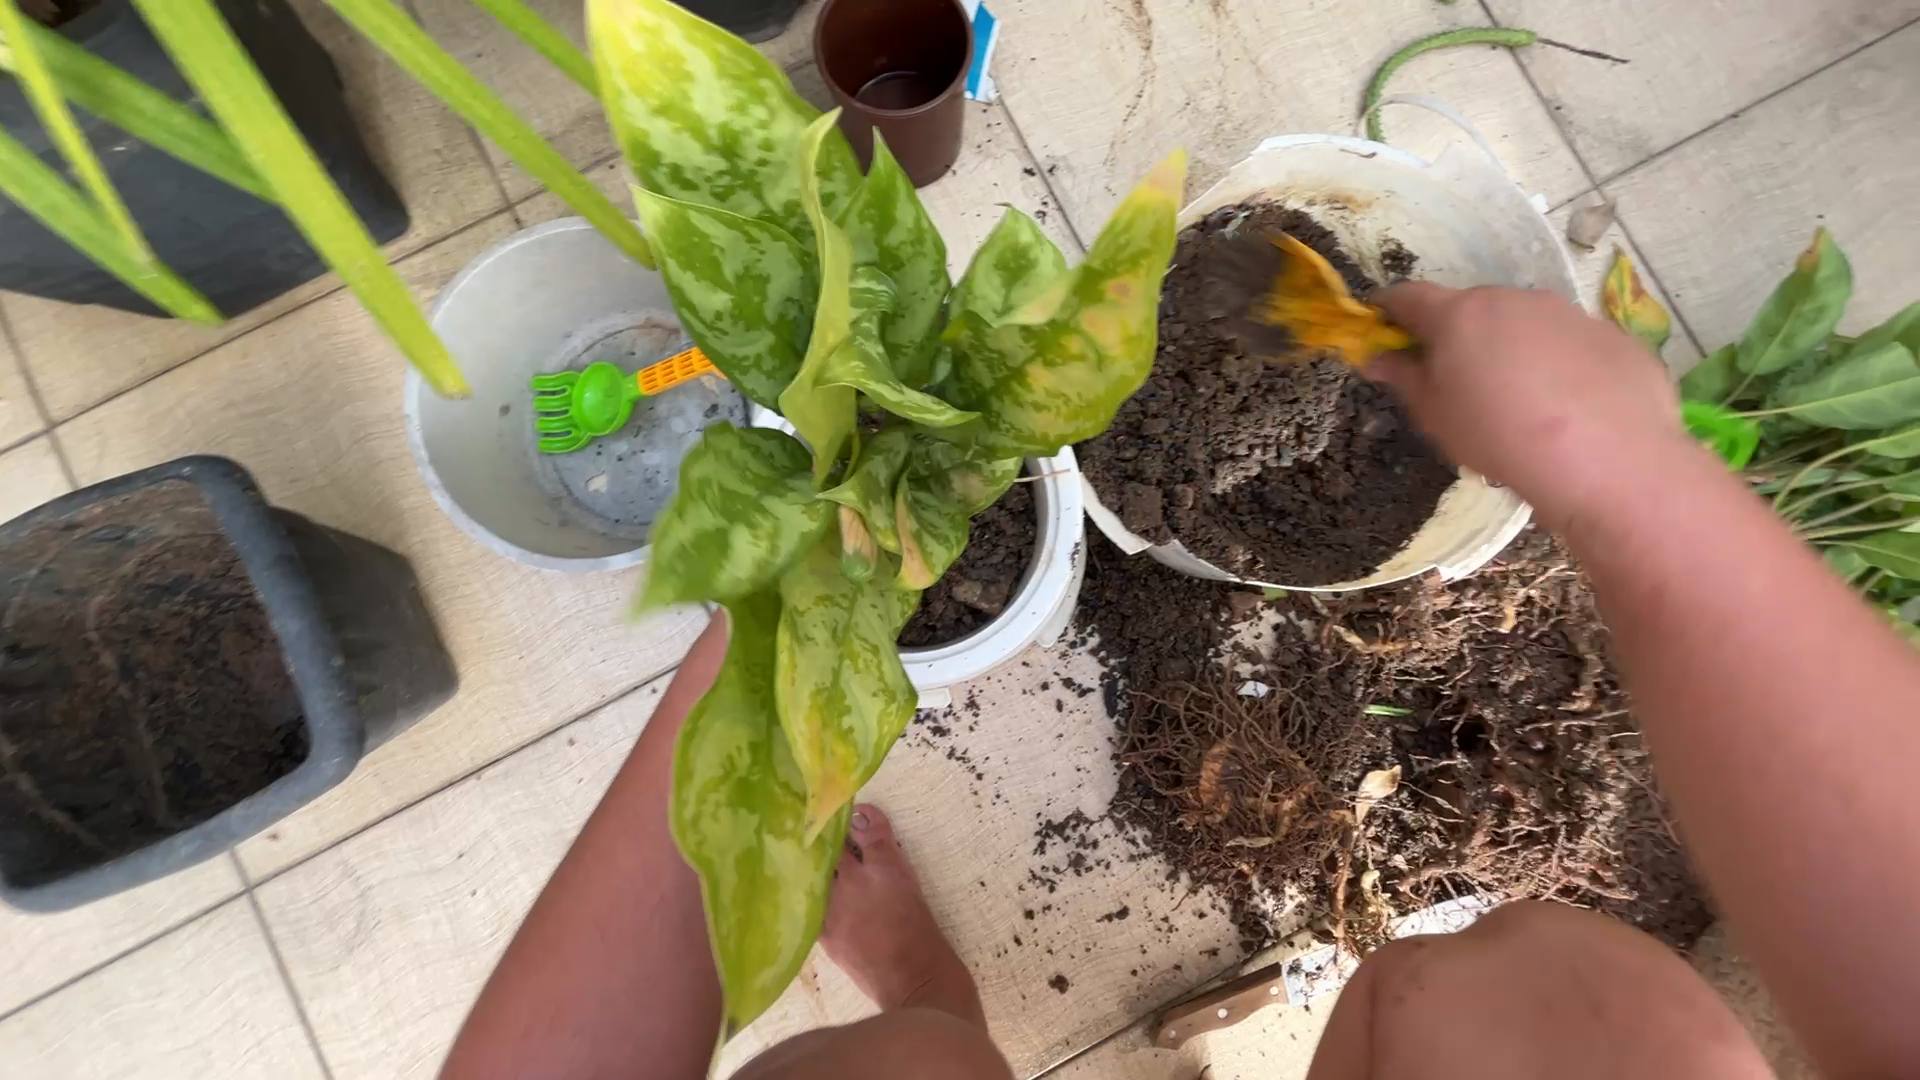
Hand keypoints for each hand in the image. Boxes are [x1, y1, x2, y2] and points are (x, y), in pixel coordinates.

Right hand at [1368, 283, 1689, 531]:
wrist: (1604, 457)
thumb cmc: (1494, 433)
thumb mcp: (1431, 413)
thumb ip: (1402, 377)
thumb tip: (1379, 359)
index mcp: (1459, 314)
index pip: (1407, 297)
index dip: (1386, 311)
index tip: (1379, 332)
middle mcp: (1512, 299)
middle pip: (1467, 308)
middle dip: (1450, 334)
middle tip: (1447, 378)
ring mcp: (1568, 312)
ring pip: (1518, 323)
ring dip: (1502, 347)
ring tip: (1509, 397)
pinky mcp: (1611, 335)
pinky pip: (1564, 343)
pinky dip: (1550, 363)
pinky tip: (1557, 405)